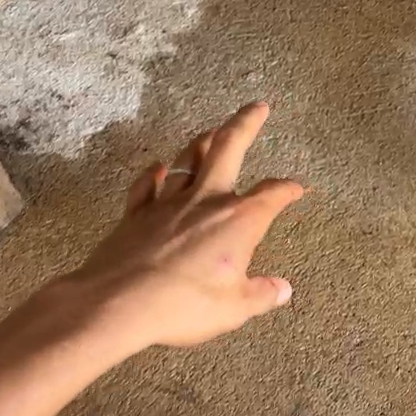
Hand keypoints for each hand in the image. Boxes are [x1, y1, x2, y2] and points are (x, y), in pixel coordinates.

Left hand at [51, 102, 306, 354]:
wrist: (117, 305)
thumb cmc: (184, 305)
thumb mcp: (234, 308)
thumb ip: (260, 295)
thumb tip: (282, 290)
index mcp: (239, 220)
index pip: (273, 194)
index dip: (289, 189)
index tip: (298, 188)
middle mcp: (207, 200)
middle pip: (228, 148)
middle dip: (246, 124)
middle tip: (258, 107)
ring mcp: (168, 203)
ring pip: (188, 159)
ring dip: (202, 141)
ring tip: (212, 130)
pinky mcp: (135, 215)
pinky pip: (146, 185)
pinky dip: (153, 174)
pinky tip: (156, 167)